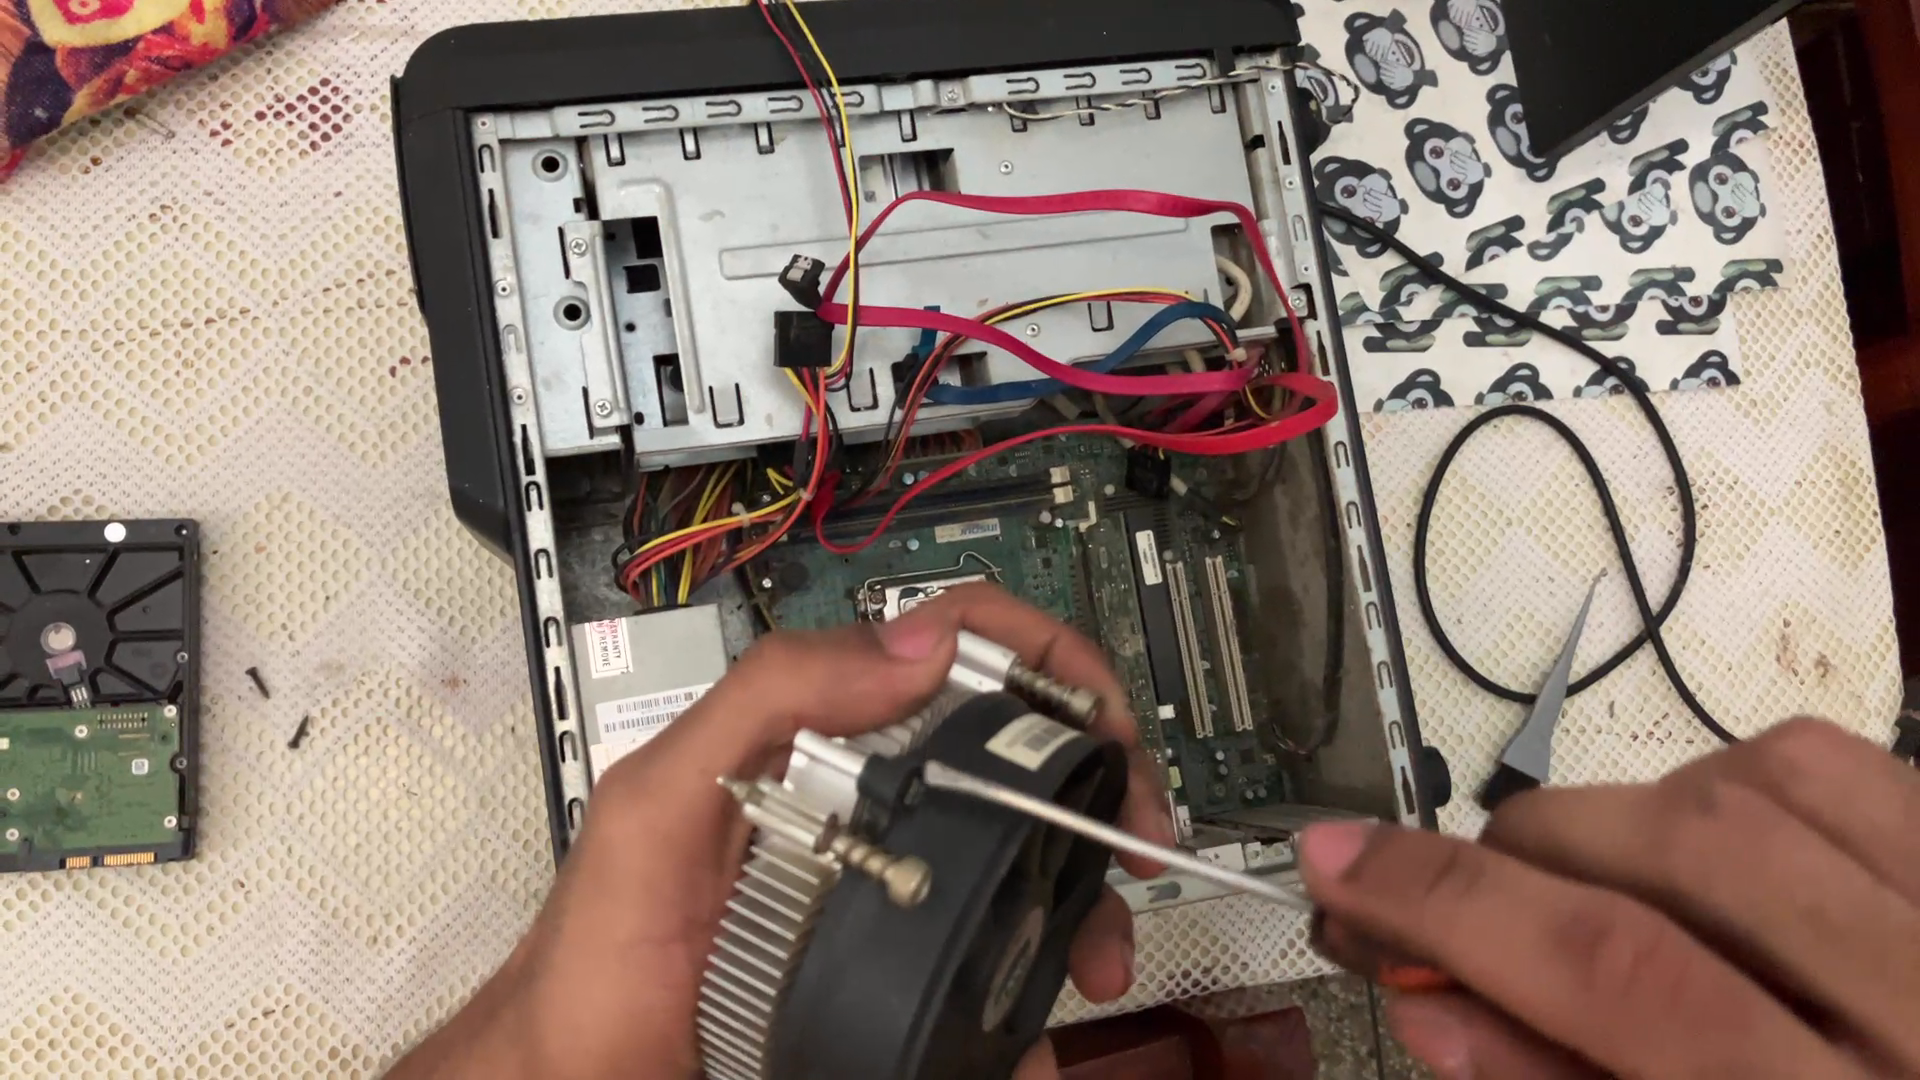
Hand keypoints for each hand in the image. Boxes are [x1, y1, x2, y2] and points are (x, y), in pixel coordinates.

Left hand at [387, 585, 1173, 1079]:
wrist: (597, 1072)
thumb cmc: (615, 937)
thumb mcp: (665, 789)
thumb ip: (773, 692)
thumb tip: (914, 645)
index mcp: (838, 721)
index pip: (959, 643)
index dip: (1041, 655)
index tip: (1099, 717)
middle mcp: (883, 779)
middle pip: (1019, 740)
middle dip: (1097, 772)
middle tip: (1136, 833)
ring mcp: (903, 860)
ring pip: (1026, 842)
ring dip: (1085, 880)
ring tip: (1100, 947)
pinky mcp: (910, 940)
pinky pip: (999, 935)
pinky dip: (1042, 959)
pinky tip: (1050, 1006)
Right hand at [1299, 718, 1919, 1078]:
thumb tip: (1415, 996)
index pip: (1617, 972)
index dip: (1445, 897)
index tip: (1330, 855)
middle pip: (1676, 849)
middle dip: (1525, 852)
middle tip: (1483, 892)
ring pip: (1744, 785)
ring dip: (1617, 819)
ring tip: (1606, 882)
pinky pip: (1823, 763)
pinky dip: (1716, 781)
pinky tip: (1705, 847)